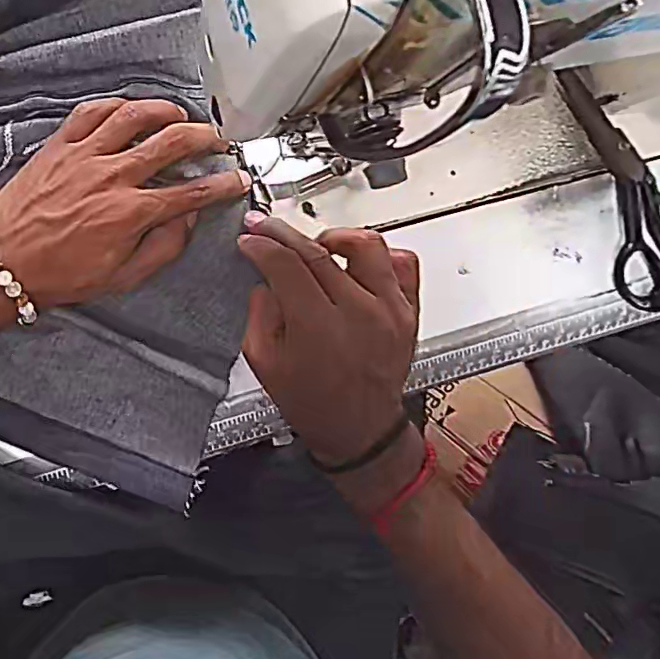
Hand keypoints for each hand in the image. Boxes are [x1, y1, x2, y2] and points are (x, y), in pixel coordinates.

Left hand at [0, 98, 250, 341]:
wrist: (4, 264)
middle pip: (172, 142)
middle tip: (215, 140)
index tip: (234, 179)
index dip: (222, 184)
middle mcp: (110, 178)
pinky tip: (128, 110)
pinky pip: (91, 112)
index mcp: (129, 213)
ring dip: (165, 110)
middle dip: (204, 137)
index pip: (192, 191)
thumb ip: (163, 247)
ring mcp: (83, 157)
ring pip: (134, 116)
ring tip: (180, 116)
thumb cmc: (58, 274)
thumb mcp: (121, 277)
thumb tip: (187, 220)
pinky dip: (116, 105)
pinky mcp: (59, 146)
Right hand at [237, 214, 423, 503]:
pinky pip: (402, 263)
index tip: (250, 240)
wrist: (360, 430)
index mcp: (318, 329)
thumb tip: (265, 278)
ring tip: (317, 245)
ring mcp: (390, 310)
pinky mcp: (409, 311)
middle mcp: (359, 314)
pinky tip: (356, 263)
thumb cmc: (314, 402)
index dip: (261, 245)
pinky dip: (379, 254)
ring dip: (333, 237)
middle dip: (283, 234)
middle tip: (266, 228)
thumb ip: (259, 314)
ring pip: (365, 244)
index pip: (286, 265)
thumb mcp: (264, 363)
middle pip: (317, 250)